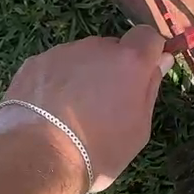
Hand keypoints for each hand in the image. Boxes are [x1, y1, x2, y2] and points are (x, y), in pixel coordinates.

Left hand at [0, 26, 171, 193]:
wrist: (37, 157)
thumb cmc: (98, 150)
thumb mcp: (138, 130)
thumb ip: (150, 89)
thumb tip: (160, 60)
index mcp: (128, 61)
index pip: (148, 36)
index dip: (149, 52)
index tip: (145, 74)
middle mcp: (95, 47)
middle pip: (112, 49)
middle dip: (114, 69)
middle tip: (106, 107)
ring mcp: (61, 53)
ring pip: (81, 58)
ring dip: (84, 76)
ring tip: (73, 114)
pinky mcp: (33, 63)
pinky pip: (54, 68)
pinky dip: (57, 83)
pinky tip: (50, 112)